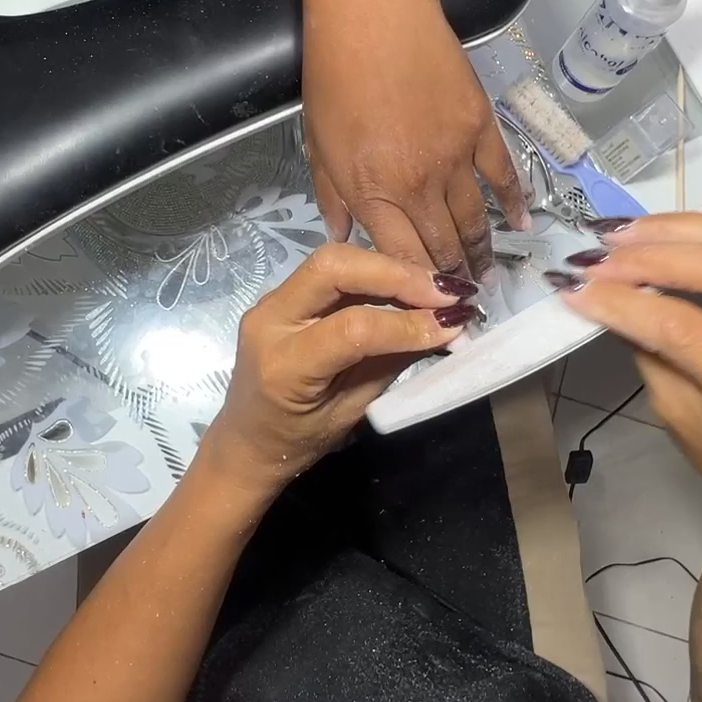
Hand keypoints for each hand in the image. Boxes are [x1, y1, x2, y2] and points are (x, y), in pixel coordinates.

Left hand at [201, 244, 478, 494]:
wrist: (245, 441)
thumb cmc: (297, 441)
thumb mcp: (351, 412)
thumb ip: (392, 364)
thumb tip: (447, 328)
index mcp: (284, 365)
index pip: (353, 328)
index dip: (408, 323)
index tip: (456, 323)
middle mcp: (270, 321)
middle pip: (334, 267)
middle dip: (397, 273)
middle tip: (447, 292)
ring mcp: (271, 302)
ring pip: (333, 260)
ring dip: (389, 268)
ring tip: (435, 288)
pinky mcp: (281, 295)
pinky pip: (331, 271)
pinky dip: (374, 274)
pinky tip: (407, 287)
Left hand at [300, 0, 526, 278]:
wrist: (373, 10)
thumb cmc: (332, 74)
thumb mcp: (317, 143)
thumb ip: (333, 197)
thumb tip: (345, 238)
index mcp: (372, 192)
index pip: (402, 261)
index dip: (417, 292)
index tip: (427, 309)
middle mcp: (417, 185)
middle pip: (442, 248)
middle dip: (451, 281)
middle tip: (462, 301)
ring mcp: (455, 158)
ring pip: (474, 221)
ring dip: (481, 253)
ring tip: (487, 277)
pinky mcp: (481, 128)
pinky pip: (504, 177)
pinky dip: (514, 204)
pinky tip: (521, 224)